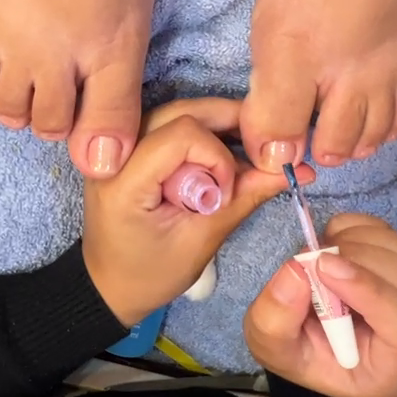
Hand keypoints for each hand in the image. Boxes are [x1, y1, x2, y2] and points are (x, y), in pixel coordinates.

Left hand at [82, 99, 298, 325]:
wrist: (107, 284)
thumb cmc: (150, 274)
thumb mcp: (200, 243)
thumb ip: (241, 201)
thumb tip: (290, 170)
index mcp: (123, 182)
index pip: (182, 136)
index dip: (217, 155)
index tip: (229, 191)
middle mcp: (114, 153)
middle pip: (180, 112)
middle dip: (226, 123)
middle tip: (260, 147)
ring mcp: (117, 146)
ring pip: (176, 111)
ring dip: (215, 123)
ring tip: (246, 148)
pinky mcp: (127, 146)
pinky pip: (167, 123)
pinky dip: (199, 132)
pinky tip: (224, 148)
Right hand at [244, 213, 396, 396]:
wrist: (320, 343)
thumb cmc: (306, 355)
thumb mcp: (275, 350)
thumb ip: (276, 319)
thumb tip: (297, 269)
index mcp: (396, 365)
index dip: (370, 291)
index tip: (323, 267)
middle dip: (359, 260)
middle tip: (313, 257)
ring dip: (359, 240)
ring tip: (322, 253)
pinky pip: (393, 234)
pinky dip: (359, 227)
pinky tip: (333, 241)